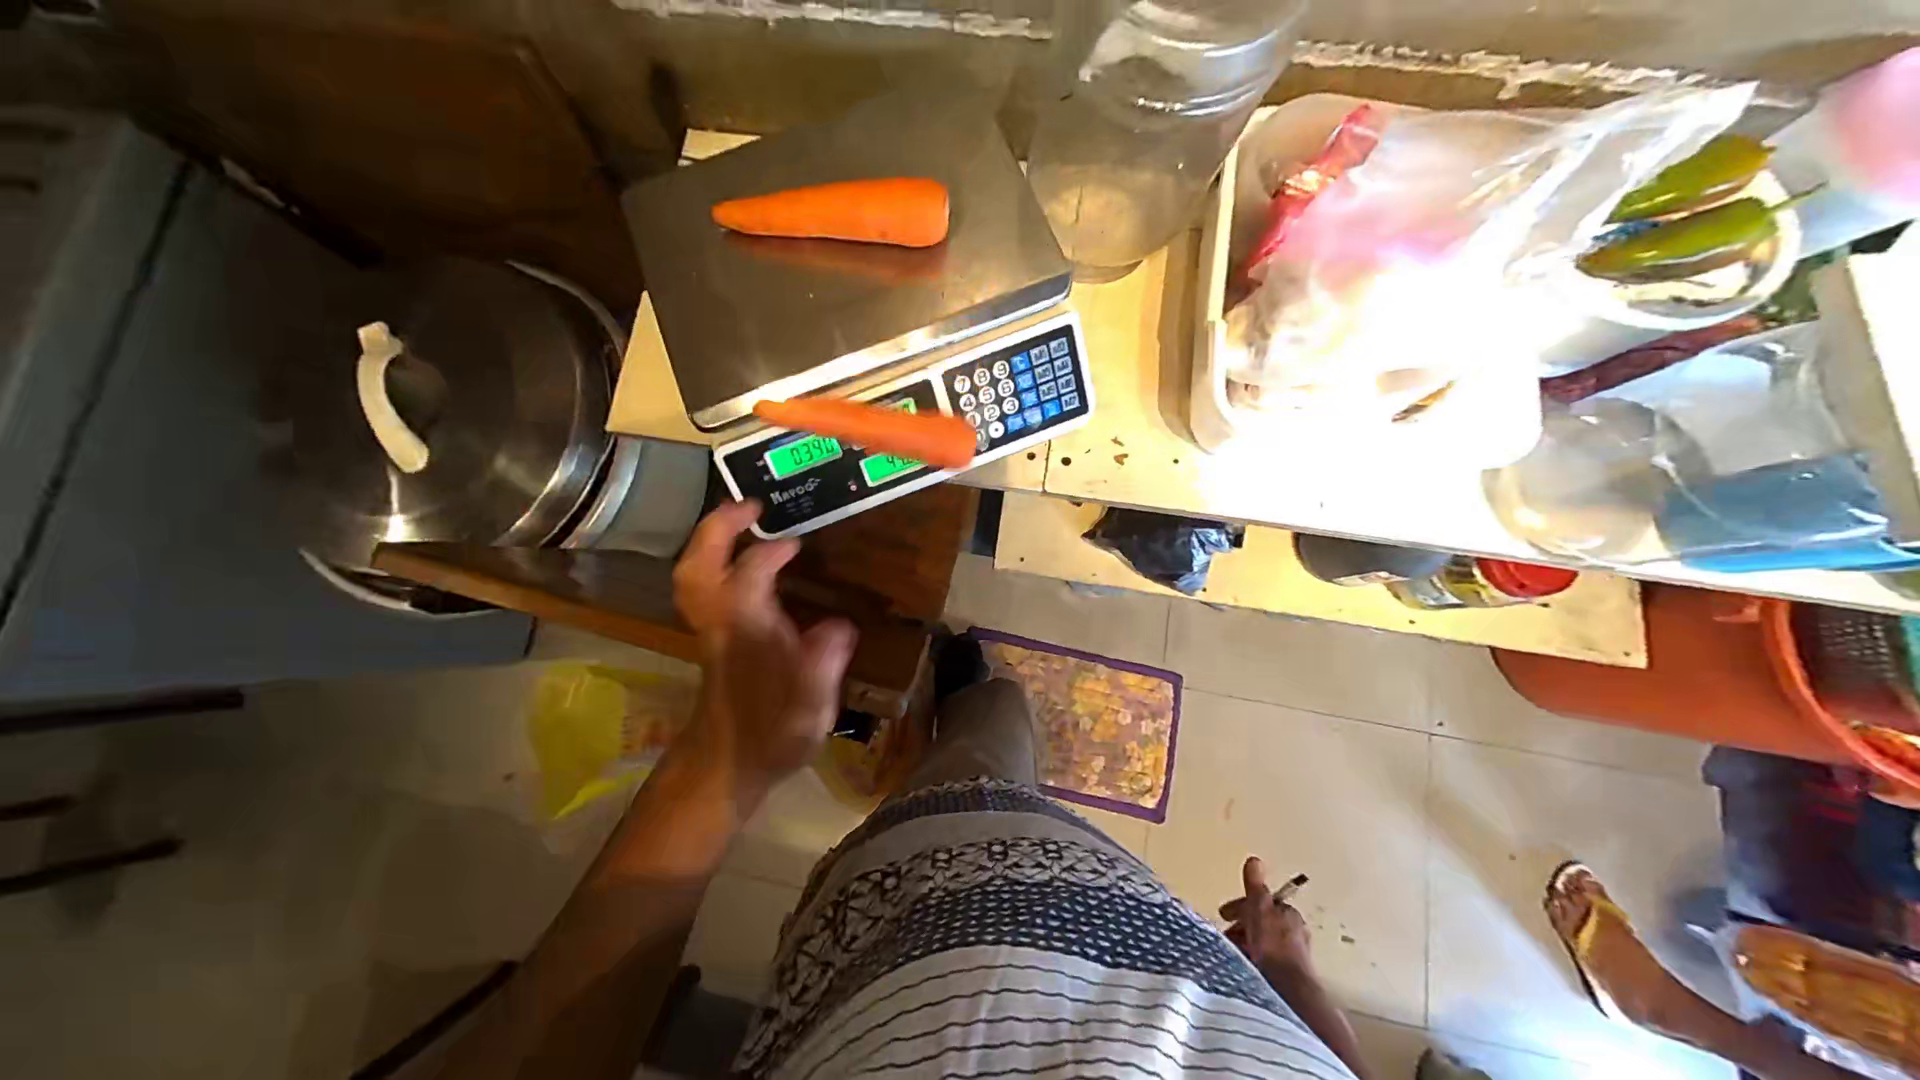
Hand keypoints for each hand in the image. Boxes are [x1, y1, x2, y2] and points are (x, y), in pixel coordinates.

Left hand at [671, 500, 856, 798]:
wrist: (726, 765)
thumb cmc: (771, 735)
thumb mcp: (810, 708)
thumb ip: (823, 665)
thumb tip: (841, 625)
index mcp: (745, 631)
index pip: (749, 574)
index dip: (770, 552)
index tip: (797, 543)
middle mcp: (720, 621)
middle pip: (699, 565)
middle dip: (718, 528)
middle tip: (749, 505)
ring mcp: (709, 627)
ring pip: (692, 575)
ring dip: (711, 542)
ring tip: (744, 521)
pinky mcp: (712, 635)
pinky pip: (703, 585)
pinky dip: (716, 561)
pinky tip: (747, 560)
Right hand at [1220, 856, 1314, 982]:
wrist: (1288, 989)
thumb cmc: (1273, 945)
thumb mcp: (1259, 908)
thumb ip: (1255, 885)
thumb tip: (1254, 860)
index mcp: (1288, 913)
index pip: (1261, 902)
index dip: (1241, 905)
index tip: (1223, 914)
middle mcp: (1295, 932)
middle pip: (1262, 922)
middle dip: (1242, 925)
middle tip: (1226, 936)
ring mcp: (1293, 956)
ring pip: (1263, 942)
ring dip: (1246, 943)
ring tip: (1232, 953)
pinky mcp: (1289, 976)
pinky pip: (1265, 959)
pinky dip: (1252, 958)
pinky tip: (1244, 966)